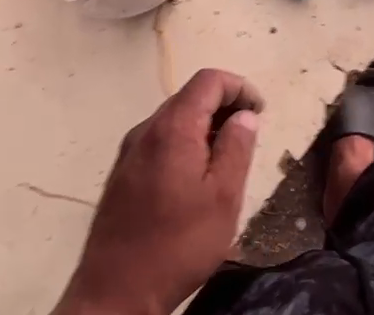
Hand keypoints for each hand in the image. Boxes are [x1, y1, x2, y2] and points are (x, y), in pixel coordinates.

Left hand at [57, 69, 263, 314]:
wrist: (114, 296)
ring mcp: (129, 153)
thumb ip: (237, 147)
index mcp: (172, 128)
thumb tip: (245, 116)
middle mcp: (145, 131)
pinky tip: (195, 178)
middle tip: (248, 135)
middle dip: (223, 106)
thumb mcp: (224, 197)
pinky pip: (159, 141)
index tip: (260, 113)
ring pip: (174, 119)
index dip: (240, 88)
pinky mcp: (121, 176)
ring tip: (226, 159)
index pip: (209, 80)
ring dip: (204, 126)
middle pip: (190, 96)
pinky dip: (184, 143)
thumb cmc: (177, 245)